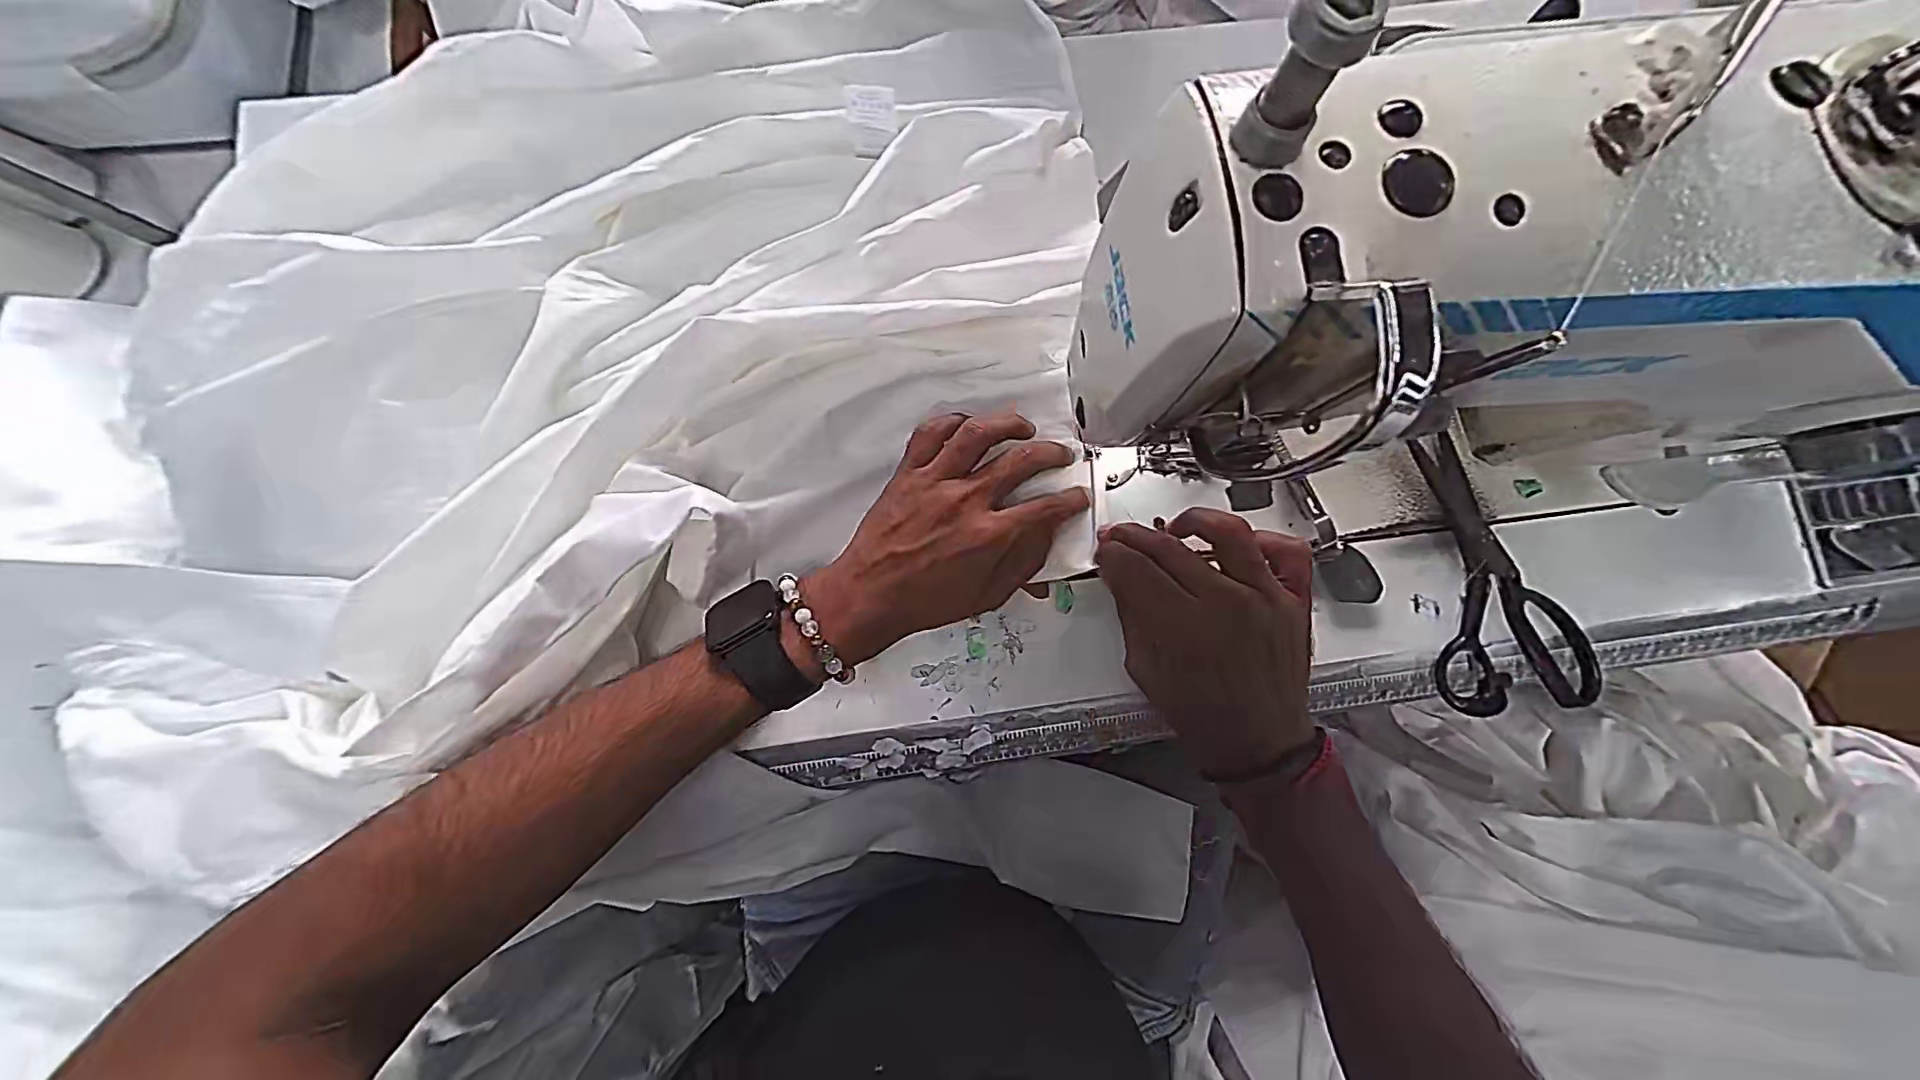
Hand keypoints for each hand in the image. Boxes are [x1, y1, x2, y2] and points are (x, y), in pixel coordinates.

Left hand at [799, 411, 1089, 665]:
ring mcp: (935, 483)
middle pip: (1022, 460)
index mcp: (987, 535)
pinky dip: (952, 421)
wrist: (870, 596)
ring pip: (978, 433)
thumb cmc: (920, 600)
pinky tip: (966, 424)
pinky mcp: (909, 474)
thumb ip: (1023, 565)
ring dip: (1008, 424)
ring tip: (1022, 428)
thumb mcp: (986, 595)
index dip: (1069, 499)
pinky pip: (930, 433)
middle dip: (1052, 454)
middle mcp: (964, 502)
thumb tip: (1045, 540)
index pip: (1045, 507)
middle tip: (1058, 456)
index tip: (1073, 496)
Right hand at [1095, 508, 1314, 778]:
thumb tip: (1120, 578)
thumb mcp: (1146, 670)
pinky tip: (1238, 546)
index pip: (1135, 568)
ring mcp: (1266, 599)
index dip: (1112, 555)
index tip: (1106, 553)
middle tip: (1123, 538)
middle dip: (1134, 538)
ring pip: (1227, 532)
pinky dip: (1261, 539)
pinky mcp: (1294, 602)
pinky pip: (1286, 550)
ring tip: (1176, 528)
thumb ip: (1132, 617)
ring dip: (1192, 522)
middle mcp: (1228, 606)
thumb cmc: (1206, 716)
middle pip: (1169, 547)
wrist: (1259, 744)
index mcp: (1184, 628)